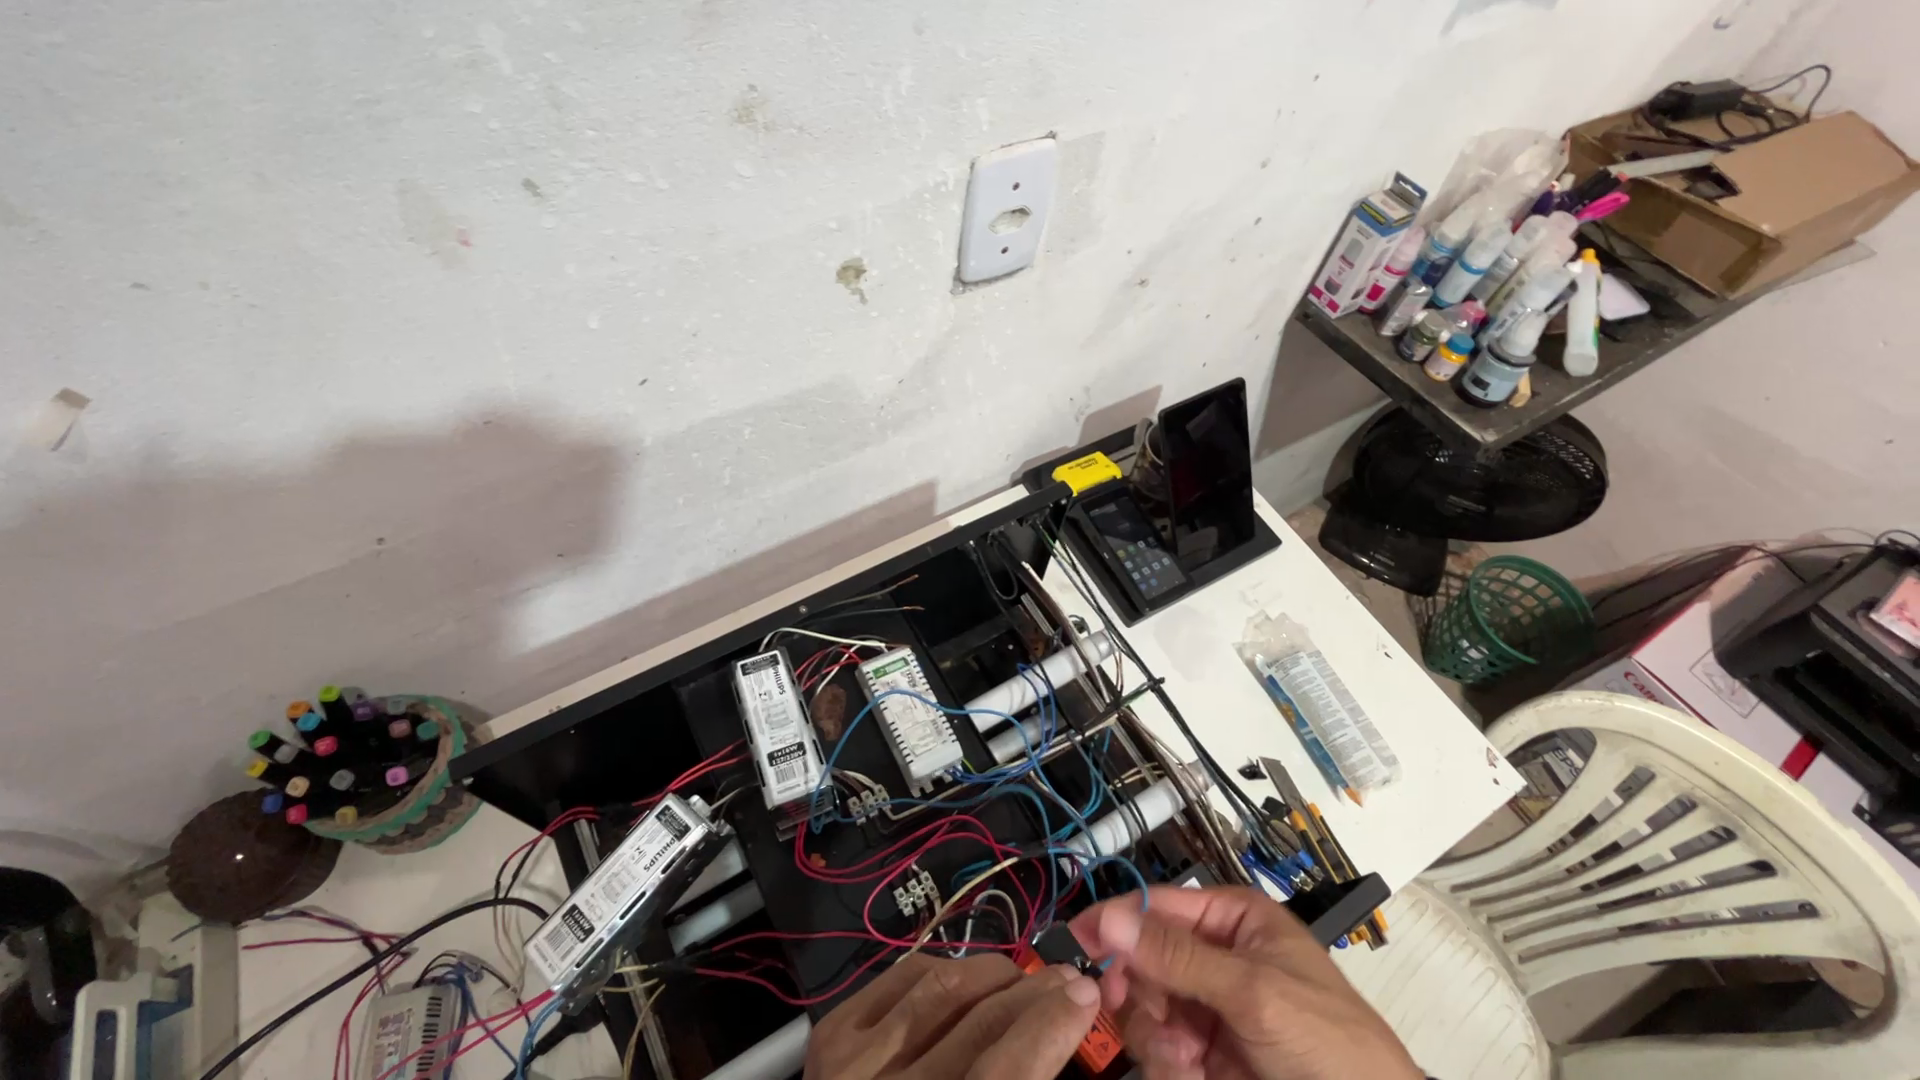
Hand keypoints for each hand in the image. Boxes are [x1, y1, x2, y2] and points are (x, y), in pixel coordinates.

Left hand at [804, 952, 1101, 1079]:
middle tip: (1069, 977)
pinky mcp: (833, 1031)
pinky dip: (944, 967)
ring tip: (1025, 975)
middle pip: (977, 1026)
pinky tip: (971, 976)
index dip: (1050, 1029)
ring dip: (995, 973)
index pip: (1007, 1074)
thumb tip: (1058, 1038)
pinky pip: (903, 976)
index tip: (1085, 995)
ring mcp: (854, 1060)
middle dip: (1034, 994)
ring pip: (941, 989)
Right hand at [1069, 886, 1419, 1079]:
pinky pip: (1159, 1044)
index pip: (1158, 905)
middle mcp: (1215, 955)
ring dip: (1154, 1033)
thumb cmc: (1326, 1042)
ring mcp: (1208, 1006)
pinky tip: (1192, 1073)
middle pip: (1142, 957)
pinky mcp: (1204, 1052)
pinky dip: (1166, 1061)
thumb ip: (1177, 956)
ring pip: (1145, 1004)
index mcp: (1233, 920)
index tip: (1077, 939)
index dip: (1116, 918)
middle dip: (1139, 990)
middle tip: (1133, 1011)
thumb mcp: (1252, 992)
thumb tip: (1108, 916)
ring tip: (1185, 1059)